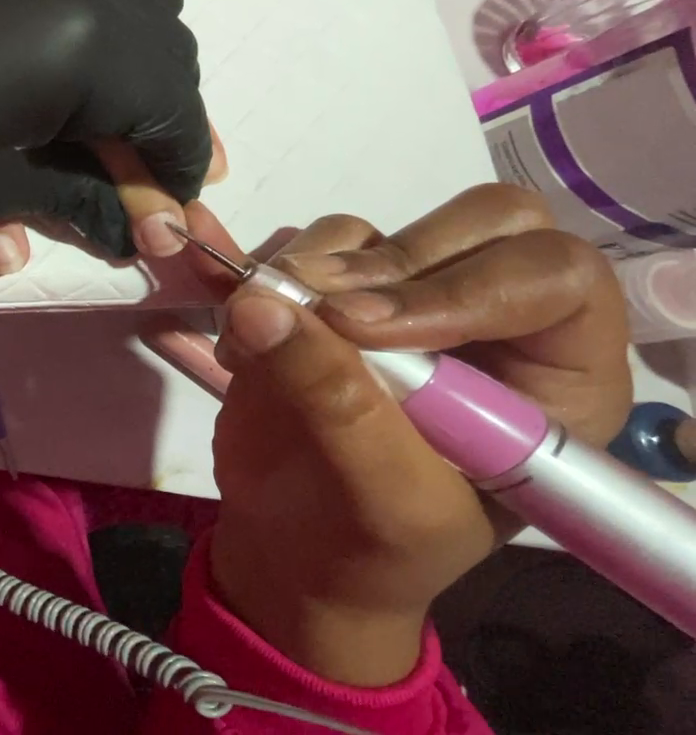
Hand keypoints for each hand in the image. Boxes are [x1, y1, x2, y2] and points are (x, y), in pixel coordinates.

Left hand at [0, 0, 209, 255]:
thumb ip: (76, 199)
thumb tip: (139, 232)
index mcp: (81, 42)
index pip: (169, 108)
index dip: (177, 168)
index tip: (175, 214)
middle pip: (163, 50)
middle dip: (163, 119)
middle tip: (144, 178)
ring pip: (135, 2)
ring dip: (137, 66)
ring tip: (112, 126)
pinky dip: (102, 21)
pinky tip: (80, 64)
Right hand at [188, 185, 630, 685]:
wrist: (292, 545)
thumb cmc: (370, 543)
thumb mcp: (380, 495)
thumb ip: (334, 402)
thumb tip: (257, 304)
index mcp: (550, 374)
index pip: (545, 279)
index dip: (456, 287)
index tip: (352, 328)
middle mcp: (482, 322)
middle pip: (472, 226)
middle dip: (382, 261)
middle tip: (310, 310)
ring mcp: (389, 304)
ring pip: (361, 234)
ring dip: (300, 269)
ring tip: (253, 332)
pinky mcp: (311, 302)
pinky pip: (284, 251)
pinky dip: (239, 264)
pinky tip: (221, 306)